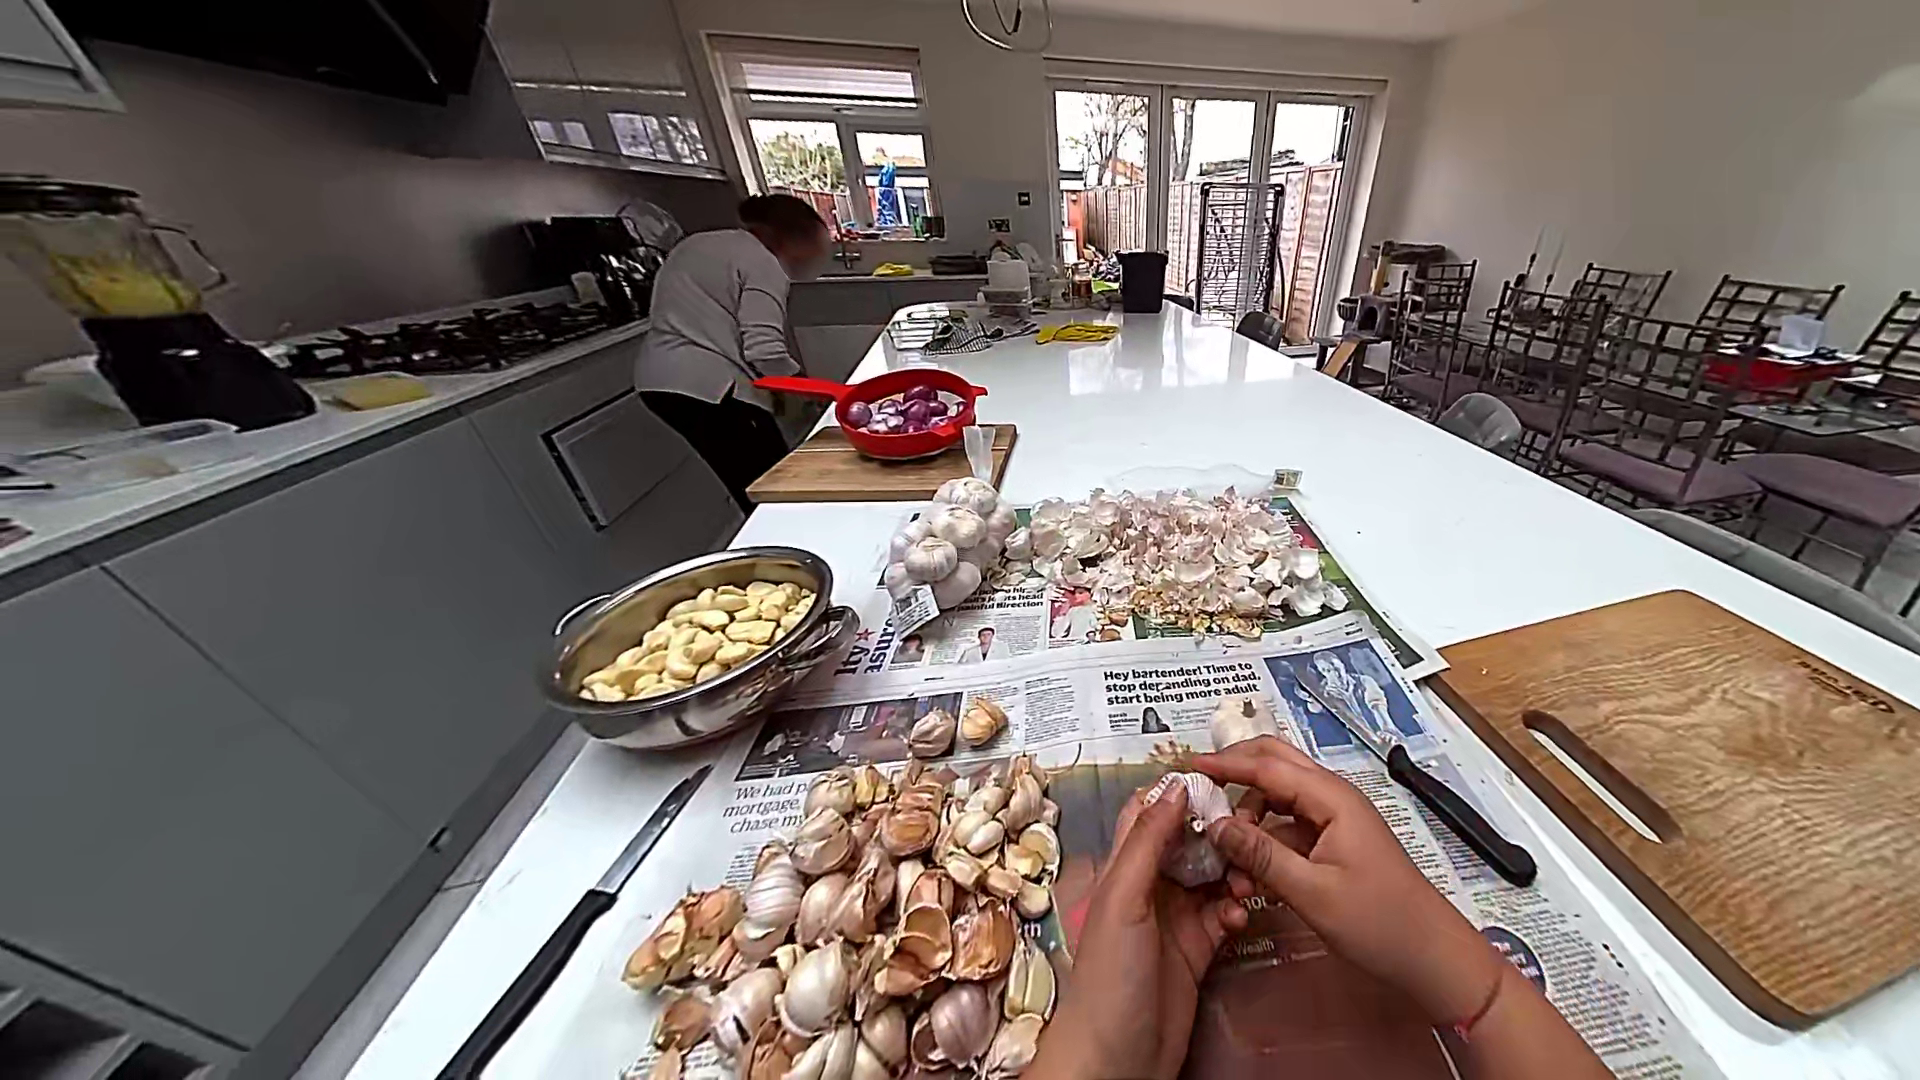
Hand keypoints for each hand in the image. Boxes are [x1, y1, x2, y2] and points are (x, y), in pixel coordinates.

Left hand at [1028, 782, 1246, 1079]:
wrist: (1120, 1054)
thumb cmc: (1112, 969)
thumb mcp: (1124, 895)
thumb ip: (1147, 840)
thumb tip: (1174, 787)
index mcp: (1124, 863)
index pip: (1149, 814)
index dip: (1177, 796)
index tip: (1214, 785)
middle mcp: (1149, 882)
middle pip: (1186, 842)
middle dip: (1215, 834)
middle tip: (1247, 831)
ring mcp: (1175, 915)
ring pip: (1209, 876)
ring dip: (1231, 872)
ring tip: (1246, 880)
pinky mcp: (1198, 947)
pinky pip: (1222, 914)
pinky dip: (1234, 908)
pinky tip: (1241, 914)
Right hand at [1191, 736, 1504, 1023]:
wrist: (1440, 966)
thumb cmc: (1381, 926)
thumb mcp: (1313, 894)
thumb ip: (1260, 854)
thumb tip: (1216, 825)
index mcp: (1332, 798)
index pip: (1267, 765)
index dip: (1225, 764)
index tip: (1188, 766)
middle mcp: (1332, 796)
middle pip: (1273, 760)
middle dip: (1234, 768)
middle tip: (1202, 784)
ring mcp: (1333, 816)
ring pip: (1277, 791)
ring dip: (1248, 810)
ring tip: (1230, 847)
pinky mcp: (1332, 838)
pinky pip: (1286, 820)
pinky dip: (1263, 832)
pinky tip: (1251, 866)